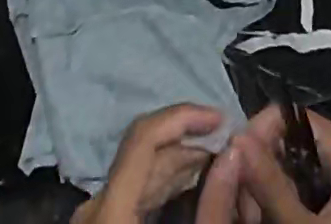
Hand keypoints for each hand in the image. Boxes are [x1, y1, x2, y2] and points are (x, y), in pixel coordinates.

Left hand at [73, 104, 222, 223]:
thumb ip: (207, 205)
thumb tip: (233, 154)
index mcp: (109, 208)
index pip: (143, 137)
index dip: (184, 116)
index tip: (220, 117)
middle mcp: (97, 201)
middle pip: (146, 152)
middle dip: (190, 138)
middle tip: (231, 138)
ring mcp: (98, 211)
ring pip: (143, 170)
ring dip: (183, 157)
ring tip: (222, 155)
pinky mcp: (104, 220)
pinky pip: (138, 189)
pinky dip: (168, 180)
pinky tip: (195, 177)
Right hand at [219, 106, 330, 223]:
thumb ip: (271, 185)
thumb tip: (237, 138)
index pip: (289, 116)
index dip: (257, 133)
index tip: (233, 162)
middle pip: (288, 142)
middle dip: (259, 167)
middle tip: (238, 199)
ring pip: (290, 168)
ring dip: (265, 188)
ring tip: (248, 215)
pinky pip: (301, 189)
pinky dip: (281, 201)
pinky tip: (266, 218)